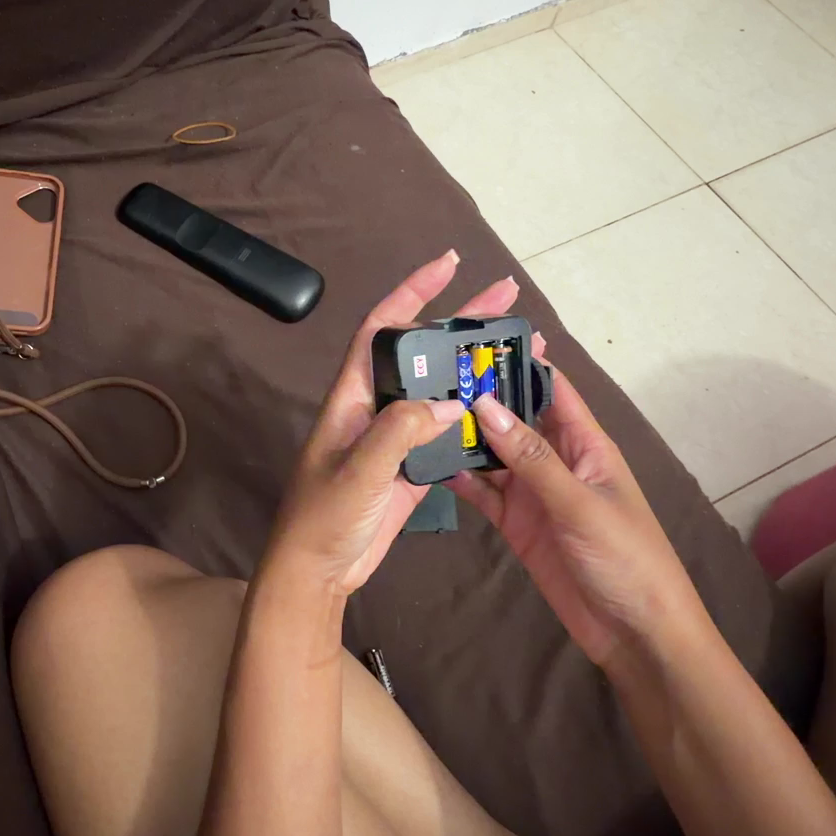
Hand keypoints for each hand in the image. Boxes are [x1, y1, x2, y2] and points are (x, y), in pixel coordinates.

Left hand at [263, 251, 532, 595]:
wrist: (318, 573)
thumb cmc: (322, 518)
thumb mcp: (356, 471)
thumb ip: (398, 433)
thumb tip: (450, 402)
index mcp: (352, 397)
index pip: (381, 329)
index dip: (411, 292)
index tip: (447, 263)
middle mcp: (375, 409)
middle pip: (421, 353)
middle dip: (460, 321)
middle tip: (505, 295)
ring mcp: (396, 438)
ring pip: (439, 390)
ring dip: (474, 367)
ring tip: (517, 345)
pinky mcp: (412, 468)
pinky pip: (448, 433)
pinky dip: (476, 417)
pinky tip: (506, 407)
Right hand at [447, 370, 710, 669]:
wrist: (633, 633)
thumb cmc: (625, 557)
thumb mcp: (578, 503)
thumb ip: (529, 457)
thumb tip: (484, 404)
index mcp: (585, 444)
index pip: (552, 389)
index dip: (520, 363)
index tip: (476, 339)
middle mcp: (555, 459)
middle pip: (514, 417)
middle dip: (480, 396)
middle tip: (429, 374)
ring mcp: (533, 491)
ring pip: (492, 452)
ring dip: (463, 436)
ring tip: (418, 412)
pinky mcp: (514, 521)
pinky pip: (482, 491)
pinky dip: (458, 478)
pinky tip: (426, 462)